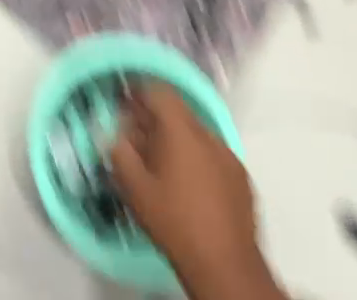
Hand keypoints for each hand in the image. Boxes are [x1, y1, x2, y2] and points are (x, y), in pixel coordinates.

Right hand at [110, 81, 281, 299]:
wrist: (224, 265)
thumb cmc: (172, 221)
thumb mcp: (133, 187)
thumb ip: (119, 151)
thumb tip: (114, 134)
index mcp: (182, 132)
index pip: (159, 91)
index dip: (138, 91)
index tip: (122, 102)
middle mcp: (210, 136)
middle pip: (178, 112)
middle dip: (154, 118)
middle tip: (134, 136)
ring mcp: (230, 157)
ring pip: (196, 134)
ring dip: (175, 139)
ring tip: (159, 164)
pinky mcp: (242, 179)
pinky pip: (212, 155)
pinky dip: (195, 158)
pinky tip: (186, 184)